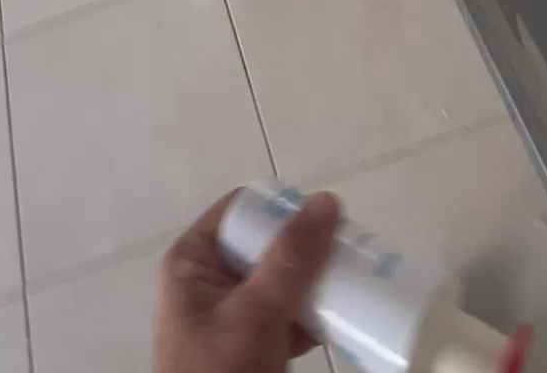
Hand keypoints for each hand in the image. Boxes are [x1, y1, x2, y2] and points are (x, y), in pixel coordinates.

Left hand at [155, 189, 340, 372]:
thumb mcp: (255, 314)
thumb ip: (291, 259)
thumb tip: (327, 200)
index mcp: (193, 261)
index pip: (240, 209)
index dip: (281, 207)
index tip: (325, 215)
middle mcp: (209, 279)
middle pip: (264, 243)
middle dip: (306, 248)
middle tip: (349, 249)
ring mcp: (230, 314)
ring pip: (280, 279)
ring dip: (313, 282)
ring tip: (353, 278)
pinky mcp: (250, 345)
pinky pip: (286, 315)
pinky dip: (311, 316)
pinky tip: (341, 319)